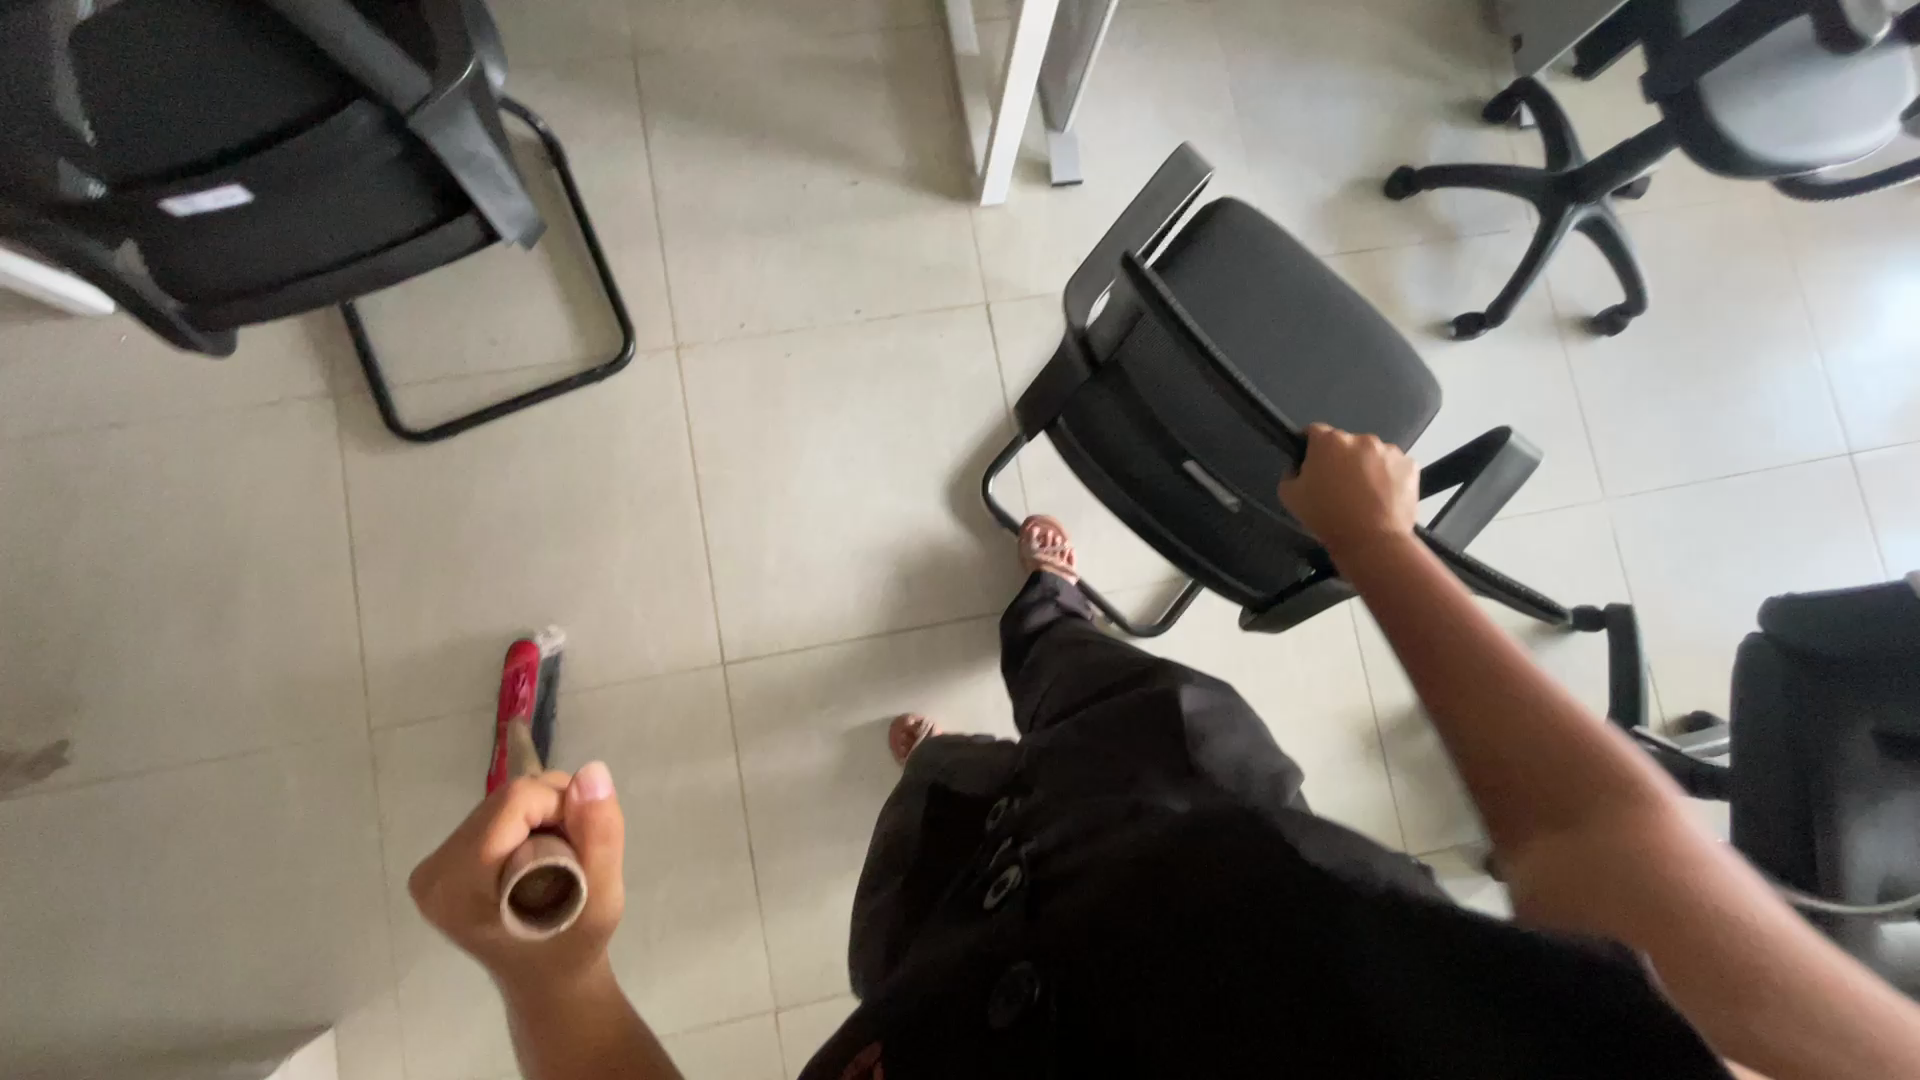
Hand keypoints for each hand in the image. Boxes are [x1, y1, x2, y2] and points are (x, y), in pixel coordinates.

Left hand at [409, 762, 625, 997]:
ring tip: (561, 858)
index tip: (582, 848)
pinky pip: (501, 810)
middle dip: (557, 811)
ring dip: (548, 815)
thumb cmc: (575, 945)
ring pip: (508, 798)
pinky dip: (534, 821)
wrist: (548, 980)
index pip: (519, 800)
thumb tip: (591, 771)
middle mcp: (434, 871)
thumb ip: (598, 835)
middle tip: (575, 855)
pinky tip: (542, 856)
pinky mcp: (445, 860)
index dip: (565, 810)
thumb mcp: (603, 896)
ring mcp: (434, 866)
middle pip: (511, 795)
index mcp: (459, 883)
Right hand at [1277, 423, 1419, 555]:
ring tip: (1362, 494)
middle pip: (1344, 443)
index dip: (1309, 447)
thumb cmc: (1326, 516)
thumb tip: (1299, 468)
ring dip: (1364, 466)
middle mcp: (1360, 439)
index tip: (1310, 464)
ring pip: (1370, 454)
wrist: (1371, 541)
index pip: (1313, 431)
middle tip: (1336, 486)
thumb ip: (1290, 473)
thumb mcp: (1288, 496)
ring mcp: (1389, 451)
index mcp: (1329, 441)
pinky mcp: (1410, 465)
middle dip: (1339, 459)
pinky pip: (1392, 466)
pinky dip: (1386, 476)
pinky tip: (1380, 497)